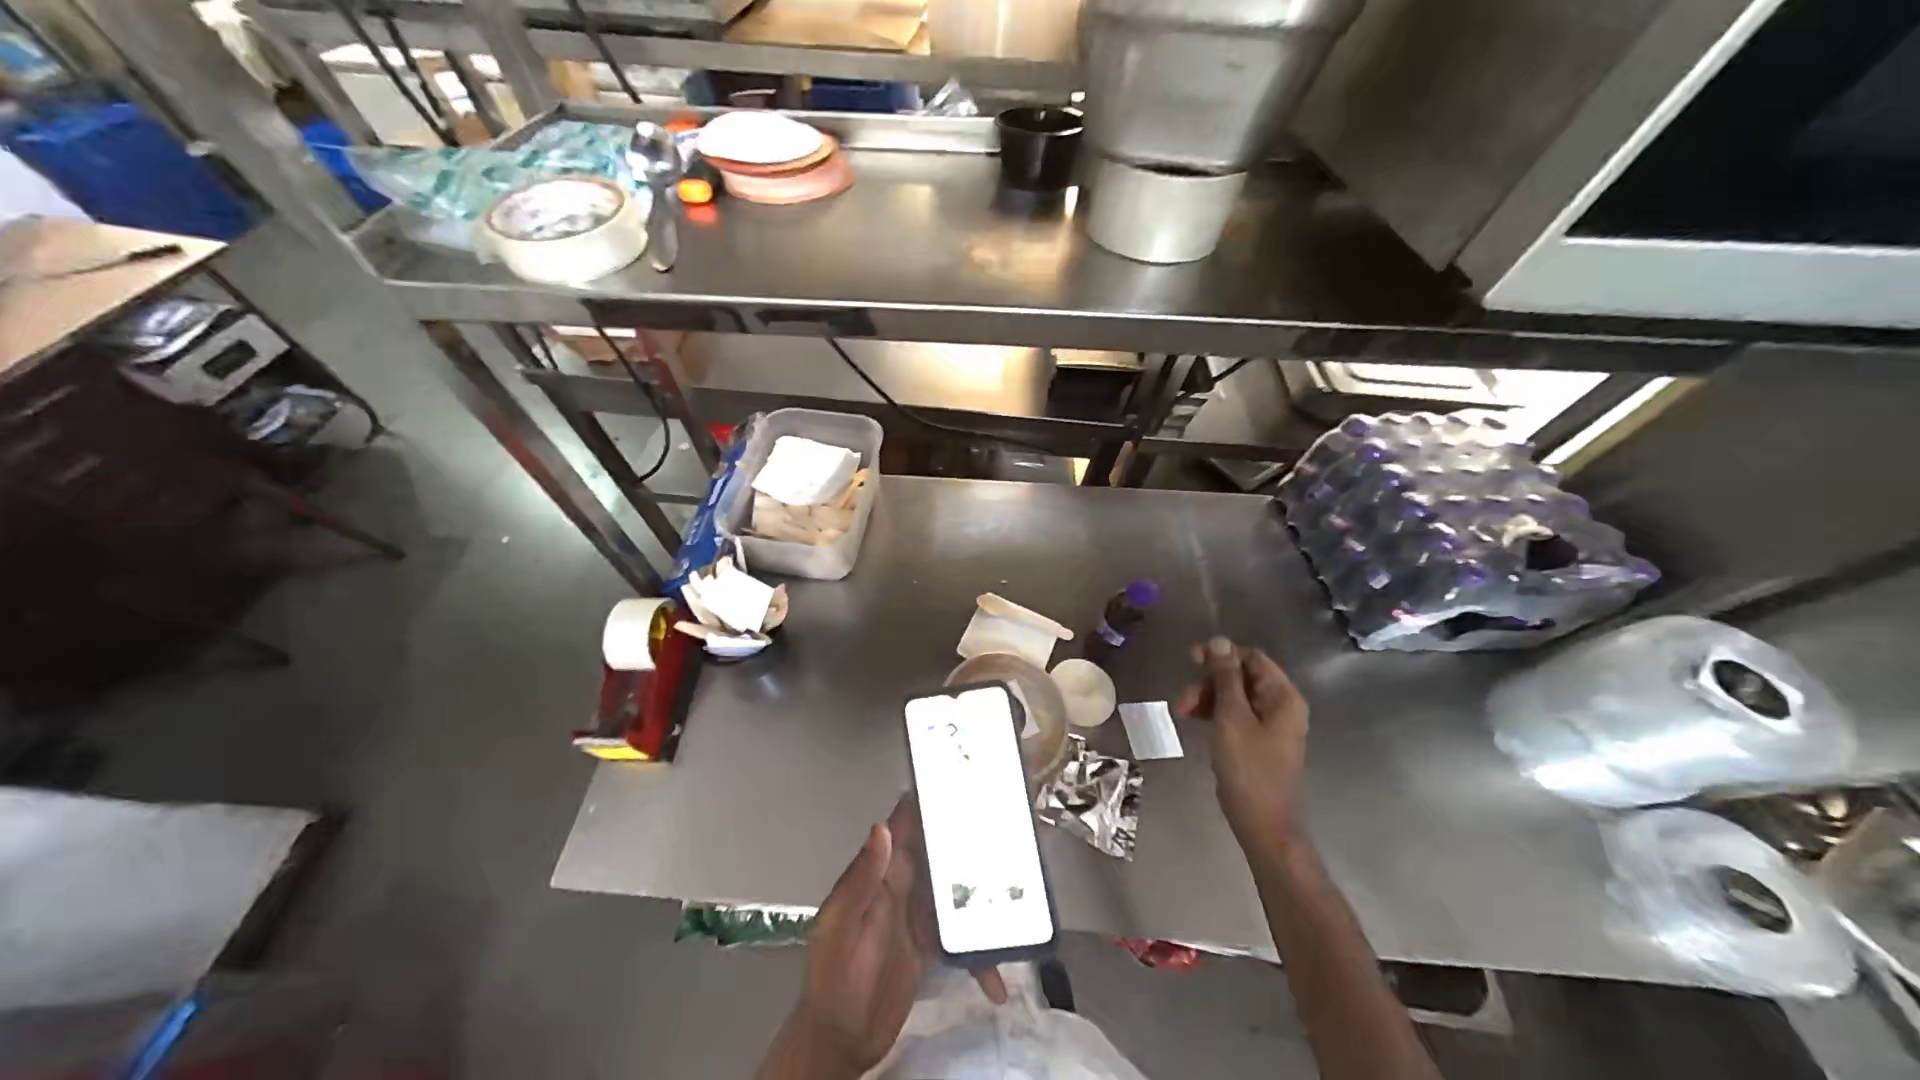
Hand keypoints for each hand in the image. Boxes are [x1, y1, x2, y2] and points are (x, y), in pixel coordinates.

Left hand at [762, 798, 1005, 1079]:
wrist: (839, 1038)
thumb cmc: (833, 976)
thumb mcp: (840, 927)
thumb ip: (861, 880)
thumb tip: (882, 827)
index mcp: (880, 875)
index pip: (906, 828)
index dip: (928, 802)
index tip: (961, 779)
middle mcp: (903, 887)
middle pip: (941, 854)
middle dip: (969, 840)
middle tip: (1008, 828)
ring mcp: (920, 917)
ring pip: (957, 891)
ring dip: (984, 893)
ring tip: (1021, 894)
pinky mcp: (933, 947)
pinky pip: (963, 938)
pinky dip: (981, 954)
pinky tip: (999, 976)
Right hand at [1177, 637, 1310, 853]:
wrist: (1262, 822)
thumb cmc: (1248, 768)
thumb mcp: (1231, 717)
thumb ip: (1225, 678)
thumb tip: (1219, 642)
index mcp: (1282, 696)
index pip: (1252, 658)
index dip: (1222, 654)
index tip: (1191, 659)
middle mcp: (1280, 706)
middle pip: (1241, 676)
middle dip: (1210, 681)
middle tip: (1184, 697)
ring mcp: (1270, 725)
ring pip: (1234, 696)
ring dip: (1207, 698)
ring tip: (1183, 712)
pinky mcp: (1257, 741)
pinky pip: (1234, 715)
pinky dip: (1214, 714)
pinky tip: (1195, 721)